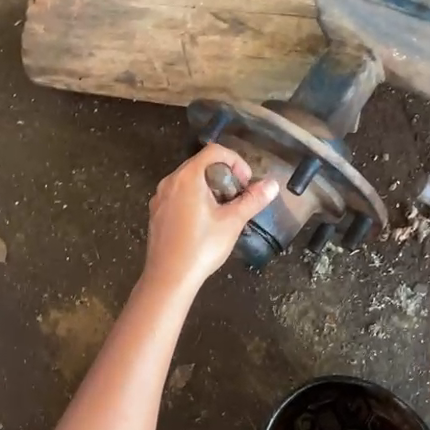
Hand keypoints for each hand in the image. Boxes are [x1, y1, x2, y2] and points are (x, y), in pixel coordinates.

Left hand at [142, 144, 278, 292]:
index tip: (245, 183)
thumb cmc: (202, 246)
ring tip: (222, 210)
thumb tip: (273, 184)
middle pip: (201, 164)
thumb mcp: (232, 222)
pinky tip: (203, 222)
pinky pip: (178, 195)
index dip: (235, 161)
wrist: (169, 278)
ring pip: (189, 180)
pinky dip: (194, 198)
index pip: (215, 151)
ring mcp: (160, 197)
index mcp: (188, 177)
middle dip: (223, 175)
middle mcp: (170, 181)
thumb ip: (253, 200)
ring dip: (209, 187)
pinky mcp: (156, 213)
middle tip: (237, 197)